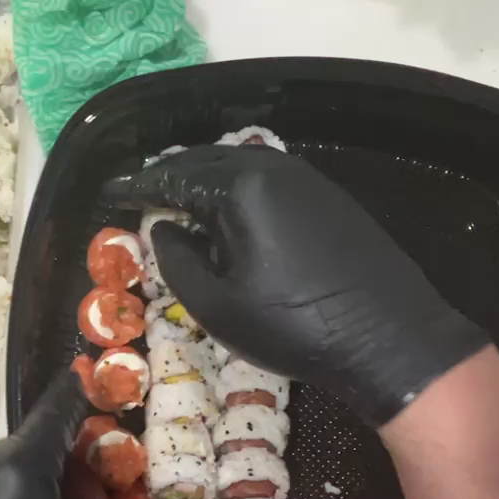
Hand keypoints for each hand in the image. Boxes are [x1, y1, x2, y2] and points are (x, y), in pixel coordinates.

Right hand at [105, 145, 488, 425]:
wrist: (388, 337)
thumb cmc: (292, 326)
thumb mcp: (217, 305)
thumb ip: (178, 260)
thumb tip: (163, 227)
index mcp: (241, 188)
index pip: (174, 177)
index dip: (137, 185)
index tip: (110, 191)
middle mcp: (273, 169)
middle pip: (207, 160)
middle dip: (169, 175)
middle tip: (141, 192)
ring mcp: (306, 180)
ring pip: (239, 165)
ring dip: (203, 178)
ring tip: (177, 199)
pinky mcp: (327, 199)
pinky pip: (266, 179)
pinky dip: (234, 187)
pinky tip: (226, 210)